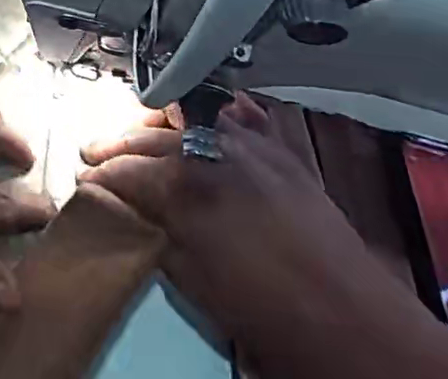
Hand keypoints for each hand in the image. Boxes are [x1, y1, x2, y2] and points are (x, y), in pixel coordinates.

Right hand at [78, 95, 447, 378]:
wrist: (363, 335)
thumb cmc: (267, 317)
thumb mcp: (192, 280)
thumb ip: (153, 231)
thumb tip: (127, 209)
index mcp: (183, 186)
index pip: (121, 169)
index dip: (96, 178)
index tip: (83, 183)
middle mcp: (210, 152)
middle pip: (144, 137)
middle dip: (114, 148)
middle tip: (94, 156)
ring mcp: (249, 147)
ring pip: (183, 116)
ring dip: (153, 127)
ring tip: (137, 138)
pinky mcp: (282, 155)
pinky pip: (239, 117)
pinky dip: (213, 112)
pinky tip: (197, 117)